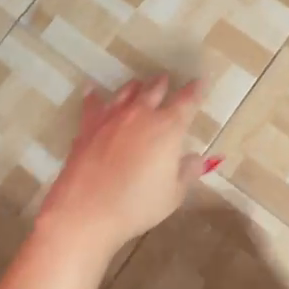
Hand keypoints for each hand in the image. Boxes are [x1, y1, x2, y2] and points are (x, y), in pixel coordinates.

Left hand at [36, 75, 204, 257]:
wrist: (87, 209)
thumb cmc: (137, 205)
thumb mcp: (172, 194)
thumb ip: (186, 172)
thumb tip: (197, 158)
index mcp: (167, 127)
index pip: (187, 101)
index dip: (196, 89)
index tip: (201, 81)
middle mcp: (140, 114)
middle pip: (154, 89)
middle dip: (163, 83)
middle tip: (166, 80)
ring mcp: (112, 117)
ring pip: (126, 91)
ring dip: (136, 87)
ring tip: (138, 85)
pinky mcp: (88, 125)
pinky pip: (93, 103)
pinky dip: (95, 95)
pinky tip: (92, 90)